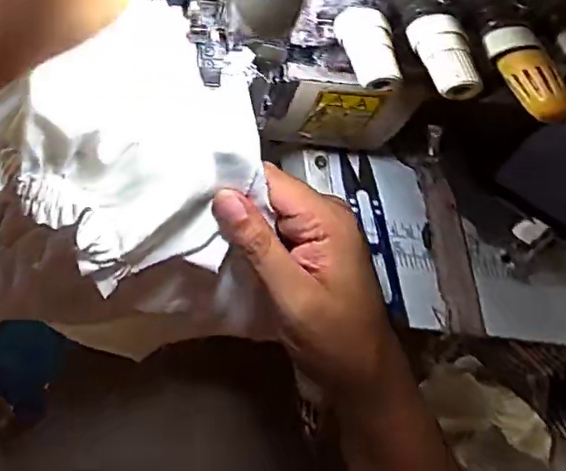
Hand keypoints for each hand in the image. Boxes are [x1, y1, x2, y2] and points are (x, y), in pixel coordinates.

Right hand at [213, 163, 407, 400]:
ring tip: (210, 234)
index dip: (234, 184)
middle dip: (235, 204)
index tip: (198, 195)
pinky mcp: (311, 248)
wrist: (367, 387)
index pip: (270, 178)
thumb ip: (257, 243)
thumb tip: (223, 194)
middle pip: (268, 191)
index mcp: (326, 217)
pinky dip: (254, 238)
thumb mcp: (292, 296)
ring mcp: (320, 231)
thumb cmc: (335, 343)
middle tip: (199, 219)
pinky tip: (233, 251)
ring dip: (242, 223)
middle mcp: (325, 214)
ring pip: (268, 210)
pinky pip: (275, 228)